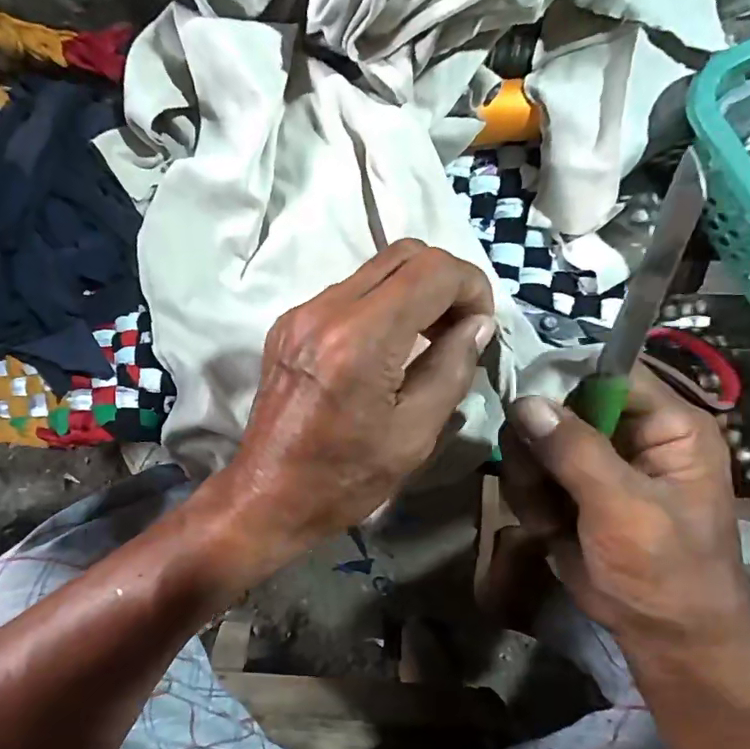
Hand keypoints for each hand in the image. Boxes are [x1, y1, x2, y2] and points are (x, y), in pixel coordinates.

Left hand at [211, 239, 496, 555]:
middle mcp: (325, 310)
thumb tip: (476, 325)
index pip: (432, 270)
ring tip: (429, 338)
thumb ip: (451, 369)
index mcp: (360, 338)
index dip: (472, 286)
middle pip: (403, 253)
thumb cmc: (345, 477)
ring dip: (413, 290)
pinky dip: (381, 304)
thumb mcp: (415, 434)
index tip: (481, 325)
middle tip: (459, 327)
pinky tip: (388, 347)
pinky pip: (348, 292)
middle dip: (445, 281)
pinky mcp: (288, 324)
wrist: (267, 496)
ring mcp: (300, 313)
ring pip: (374, 269)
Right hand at [497, 368, 749, 653]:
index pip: (609, 372)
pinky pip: (531, 475)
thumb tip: (526, 401)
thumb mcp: (624, 507)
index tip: (524, 400)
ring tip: (550, 518)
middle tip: (537, 482)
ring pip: (536, 442)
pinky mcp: (572, 491)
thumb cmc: (666, 569)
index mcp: (666, 425)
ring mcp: (597, 464)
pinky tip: (550, 530)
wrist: (663, 636)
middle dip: (539, 447)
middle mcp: (630, 434)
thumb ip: (575, 451)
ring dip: (532, 481)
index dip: (565, 377)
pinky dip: (532, 503)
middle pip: (561, 406)